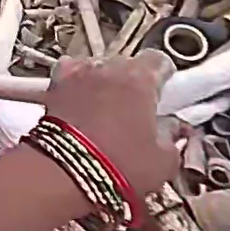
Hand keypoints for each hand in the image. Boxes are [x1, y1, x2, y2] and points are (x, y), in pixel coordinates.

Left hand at [44, 52, 178, 199]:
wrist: (69, 170)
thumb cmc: (120, 166)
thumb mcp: (163, 160)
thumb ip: (172, 136)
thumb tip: (173, 129)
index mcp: (139, 80)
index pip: (157, 60)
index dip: (163, 72)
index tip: (165, 86)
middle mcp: (107, 68)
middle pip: (125, 64)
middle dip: (133, 81)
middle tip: (138, 108)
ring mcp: (78, 73)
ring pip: (97, 67)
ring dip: (104, 81)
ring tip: (108, 109)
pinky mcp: (55, 83)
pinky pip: (70, 72)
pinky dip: (77, 81)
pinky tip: (81, 98)